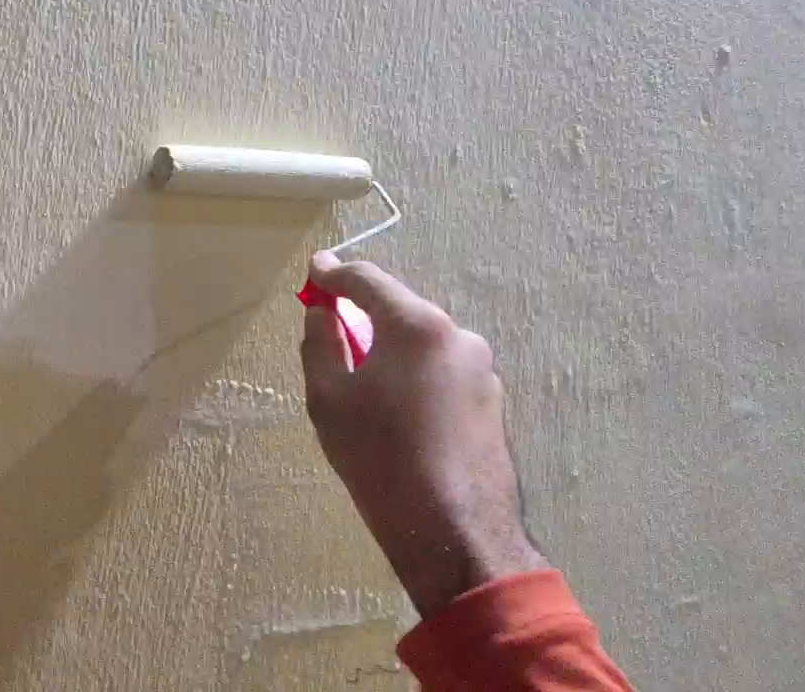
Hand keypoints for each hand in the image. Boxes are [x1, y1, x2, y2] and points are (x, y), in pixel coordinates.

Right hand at [297, 251, 546, 614]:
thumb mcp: (327, 395)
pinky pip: (439, 367)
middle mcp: (457, 336)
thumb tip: (322, 313)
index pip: (367, 280)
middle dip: (362, 311)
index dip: (334, 274)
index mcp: (417, 326)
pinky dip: (412, 369)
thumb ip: (320, 341)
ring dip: (388, 343)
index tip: (313, 271)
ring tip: (360, 377)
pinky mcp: (491, 400)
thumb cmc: (379, 456)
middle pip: (398, 307)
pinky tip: (395, 405)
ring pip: (420, 339)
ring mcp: (481, 369)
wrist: (454, 533)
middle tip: (328, 326)